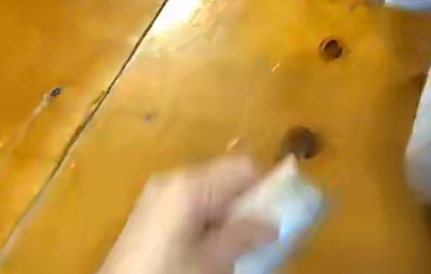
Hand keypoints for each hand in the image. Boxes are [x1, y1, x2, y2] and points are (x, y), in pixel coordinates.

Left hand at [98, 157, 275, 273]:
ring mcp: (158, 195)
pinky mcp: (148, 215)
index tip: (282, 214)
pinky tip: (205, 254)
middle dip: (246, 204)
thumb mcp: (211, 265)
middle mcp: (174, 178)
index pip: (245, 167)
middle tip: (258, 238)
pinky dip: (206, 222)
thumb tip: (275, 220)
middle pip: (227, 177)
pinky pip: (190, 206)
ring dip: (226, 216)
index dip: (267, 188)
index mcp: (191, 183)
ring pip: (210, 192)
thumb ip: (244, 236)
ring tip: (232, 252)